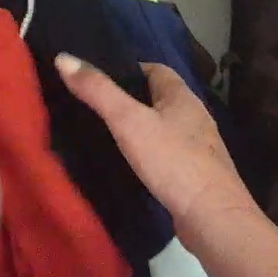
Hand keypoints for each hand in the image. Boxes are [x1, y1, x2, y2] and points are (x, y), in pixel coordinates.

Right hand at [56, 55, 259, 250]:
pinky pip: (168, 152)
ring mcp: (199, 147)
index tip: (98, 79)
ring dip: (140, 126)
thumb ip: (97, 90)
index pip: (155, 69)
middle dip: (130, 98)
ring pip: (164, 126)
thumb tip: (63, 58)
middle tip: (95, 105)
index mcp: (182, 97)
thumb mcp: (128, 120)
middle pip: (158, 98)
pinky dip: (149, 152)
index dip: (127, 70)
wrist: (214, 218)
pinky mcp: (197, 174)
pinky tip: (131, 163)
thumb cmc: (172, 160)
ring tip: (107, 132)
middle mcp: (195, 117)